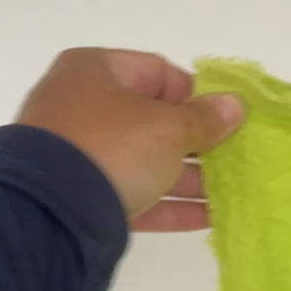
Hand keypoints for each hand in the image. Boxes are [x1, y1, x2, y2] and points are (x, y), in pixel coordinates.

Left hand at [16, 48, 245, 230]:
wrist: (53, 208)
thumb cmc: (113, 145)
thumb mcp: (168, 127)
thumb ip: (205, 118)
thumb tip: (236, 105)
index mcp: (97, 73)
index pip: (159, 74)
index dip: (197, 96)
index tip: (225, 119)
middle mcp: (87, 108)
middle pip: (156, 122)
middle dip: (198, 142)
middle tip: (233, 158)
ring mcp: (86, 156)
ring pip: (150, 163)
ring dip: (192, 178)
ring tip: (231, 191)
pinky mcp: (92, 198)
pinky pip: (142, 196)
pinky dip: (174, 206)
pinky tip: (212, 217)